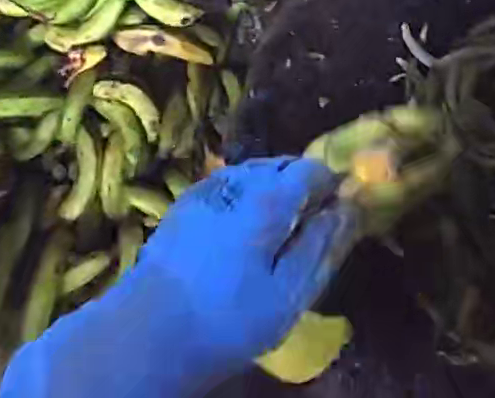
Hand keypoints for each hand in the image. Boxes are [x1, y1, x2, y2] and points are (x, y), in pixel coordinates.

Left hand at [0, 157, 355, 397]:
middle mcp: (240, 177)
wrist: (146, 329)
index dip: (331, 185)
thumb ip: (320, 247)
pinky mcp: (189, 198)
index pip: (312, 168)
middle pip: (283, 165)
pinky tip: (242, 235)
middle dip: (303, 186)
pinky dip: (248, 197)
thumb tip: (347, 210)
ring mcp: (210, 184)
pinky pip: (232, 185)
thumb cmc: (226, 320)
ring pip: (257, 172)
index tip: (338, 210)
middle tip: (308, 227)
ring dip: (275, 190)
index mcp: (269, 196)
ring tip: (276, 235)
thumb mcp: (286, 296)